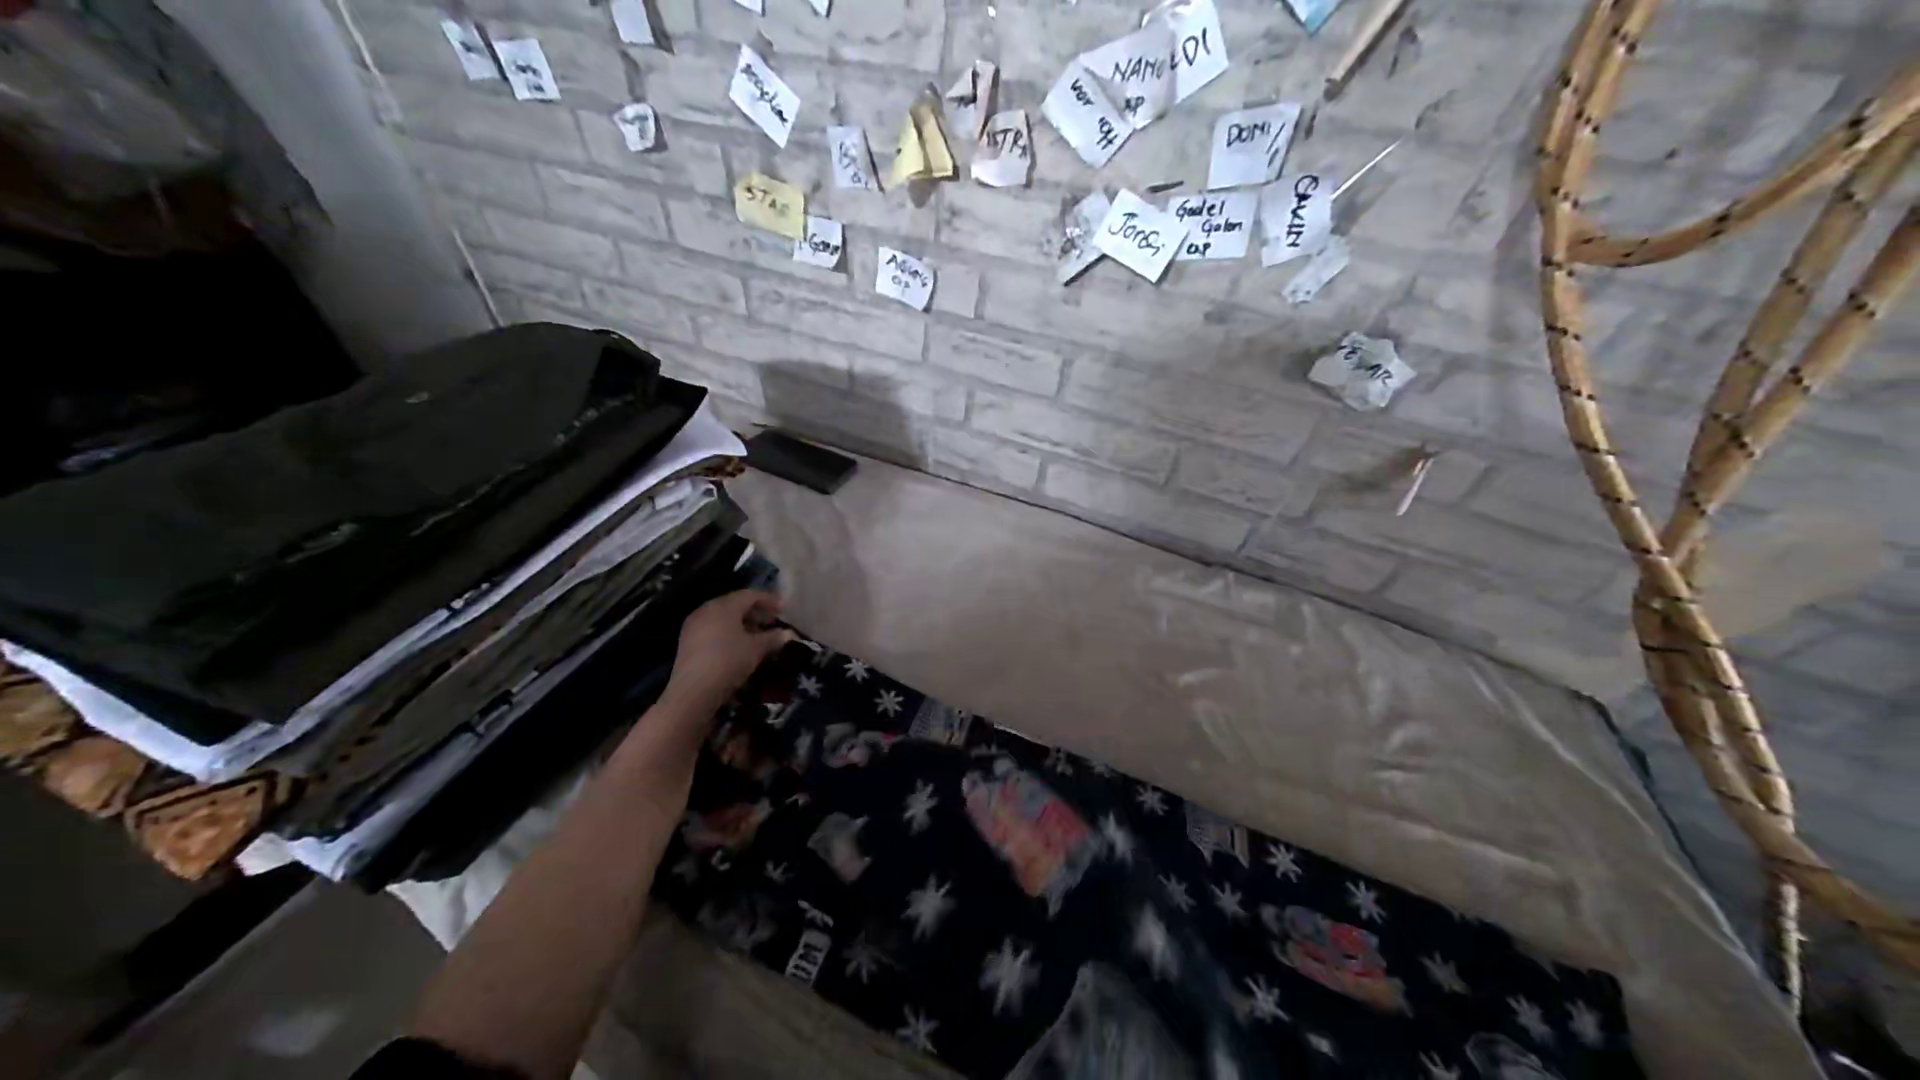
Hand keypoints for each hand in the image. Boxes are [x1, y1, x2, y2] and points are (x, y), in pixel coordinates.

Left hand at [659, 590, 795, 719]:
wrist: (693, 691)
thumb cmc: (728, 662)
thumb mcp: (756, 649)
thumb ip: (773, 638)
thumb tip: (789, 634)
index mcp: (724, 606)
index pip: (750, 595)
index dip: (769, 600)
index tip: (783, 611)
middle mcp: (706, 609)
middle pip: (735, 603)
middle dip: (755, 612)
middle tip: (771, 623)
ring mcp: (694, 624)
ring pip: (722, 616)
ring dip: (742, 622)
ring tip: (756, 636)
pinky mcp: (687, 639)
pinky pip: (712, 627)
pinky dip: (727, 631)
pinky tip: (737, 645)